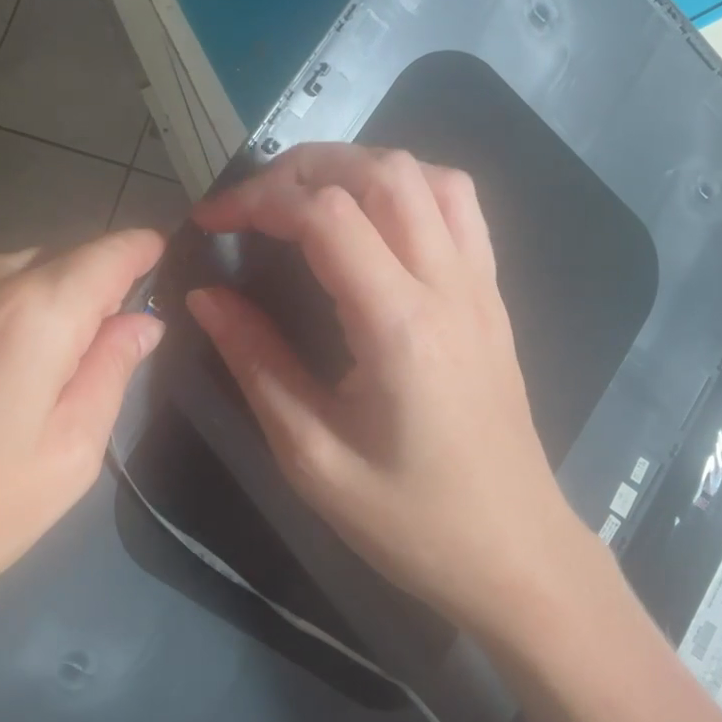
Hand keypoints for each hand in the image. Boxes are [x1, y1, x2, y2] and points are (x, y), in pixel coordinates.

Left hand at [0, 231, 164, 701]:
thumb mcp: (63, 461)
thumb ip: (110, 373)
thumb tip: (138, 322)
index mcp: (32, 309)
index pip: (110, 252)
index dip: (142, 254)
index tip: (159, 265)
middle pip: (57, 264)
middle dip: (81, 301)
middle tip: (75, 376)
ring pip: (6, 278)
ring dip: (27, 314)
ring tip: (5, 396)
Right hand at [187, 144, 589, 624]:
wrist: (516, 555)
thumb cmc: (410, 519)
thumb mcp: (311, 455)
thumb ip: (256, 362)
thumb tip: (205, 295)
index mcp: (398, 324)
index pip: (325, 214)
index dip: (258, 200)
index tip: (210, 222)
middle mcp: (448, 284)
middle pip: (378, 172)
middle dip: (300, 168)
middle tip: (250, 203)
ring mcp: (480, 283)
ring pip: (424, 173)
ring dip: (354, 166)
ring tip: (303, 199)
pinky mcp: (493, 293)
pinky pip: (458, 203)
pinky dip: (405, 184)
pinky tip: (371, 216)